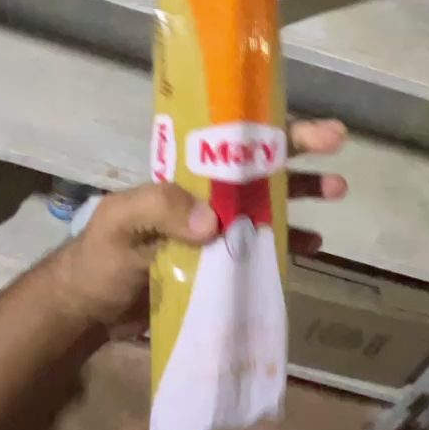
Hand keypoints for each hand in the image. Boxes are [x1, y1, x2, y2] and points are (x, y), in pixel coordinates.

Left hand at [45, 118, 349, 330]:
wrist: (90, 309)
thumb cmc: (102, 254)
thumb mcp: (122, 222)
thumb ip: (161, 209)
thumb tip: (214, 221)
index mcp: (185, 172)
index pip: (231, 139)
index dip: (269, 127)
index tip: (303, 120)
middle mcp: (208, 192)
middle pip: (259, 164)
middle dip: (299, 150)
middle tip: (337, 143)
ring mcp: (218, 229)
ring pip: (268, 203)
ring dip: (302, 194)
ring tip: (338, 188)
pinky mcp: (221, 265)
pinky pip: (262, 249)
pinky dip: (289, 244)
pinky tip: (314, 245)